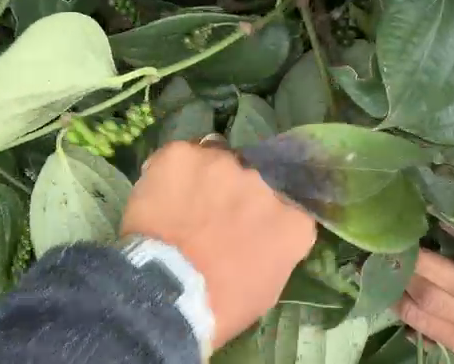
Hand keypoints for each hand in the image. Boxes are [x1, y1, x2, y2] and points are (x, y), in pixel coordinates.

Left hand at [119, 139, 316, 349]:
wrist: (168, 286)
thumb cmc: (221, 300)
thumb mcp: (267, 284)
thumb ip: (272, 246)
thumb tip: (258, 232)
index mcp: (291, 220)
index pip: (285, 206)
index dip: (262, 214)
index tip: (246, 226)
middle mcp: (261, 181)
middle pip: (249, 177)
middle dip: (233, 192)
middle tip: (211, 213)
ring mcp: (220, 162)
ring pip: (213, 159)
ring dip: (203, 176)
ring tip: (183, 200)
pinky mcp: (181, 152)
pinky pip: (179, 155)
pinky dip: (171, 170)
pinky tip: (162, 190)